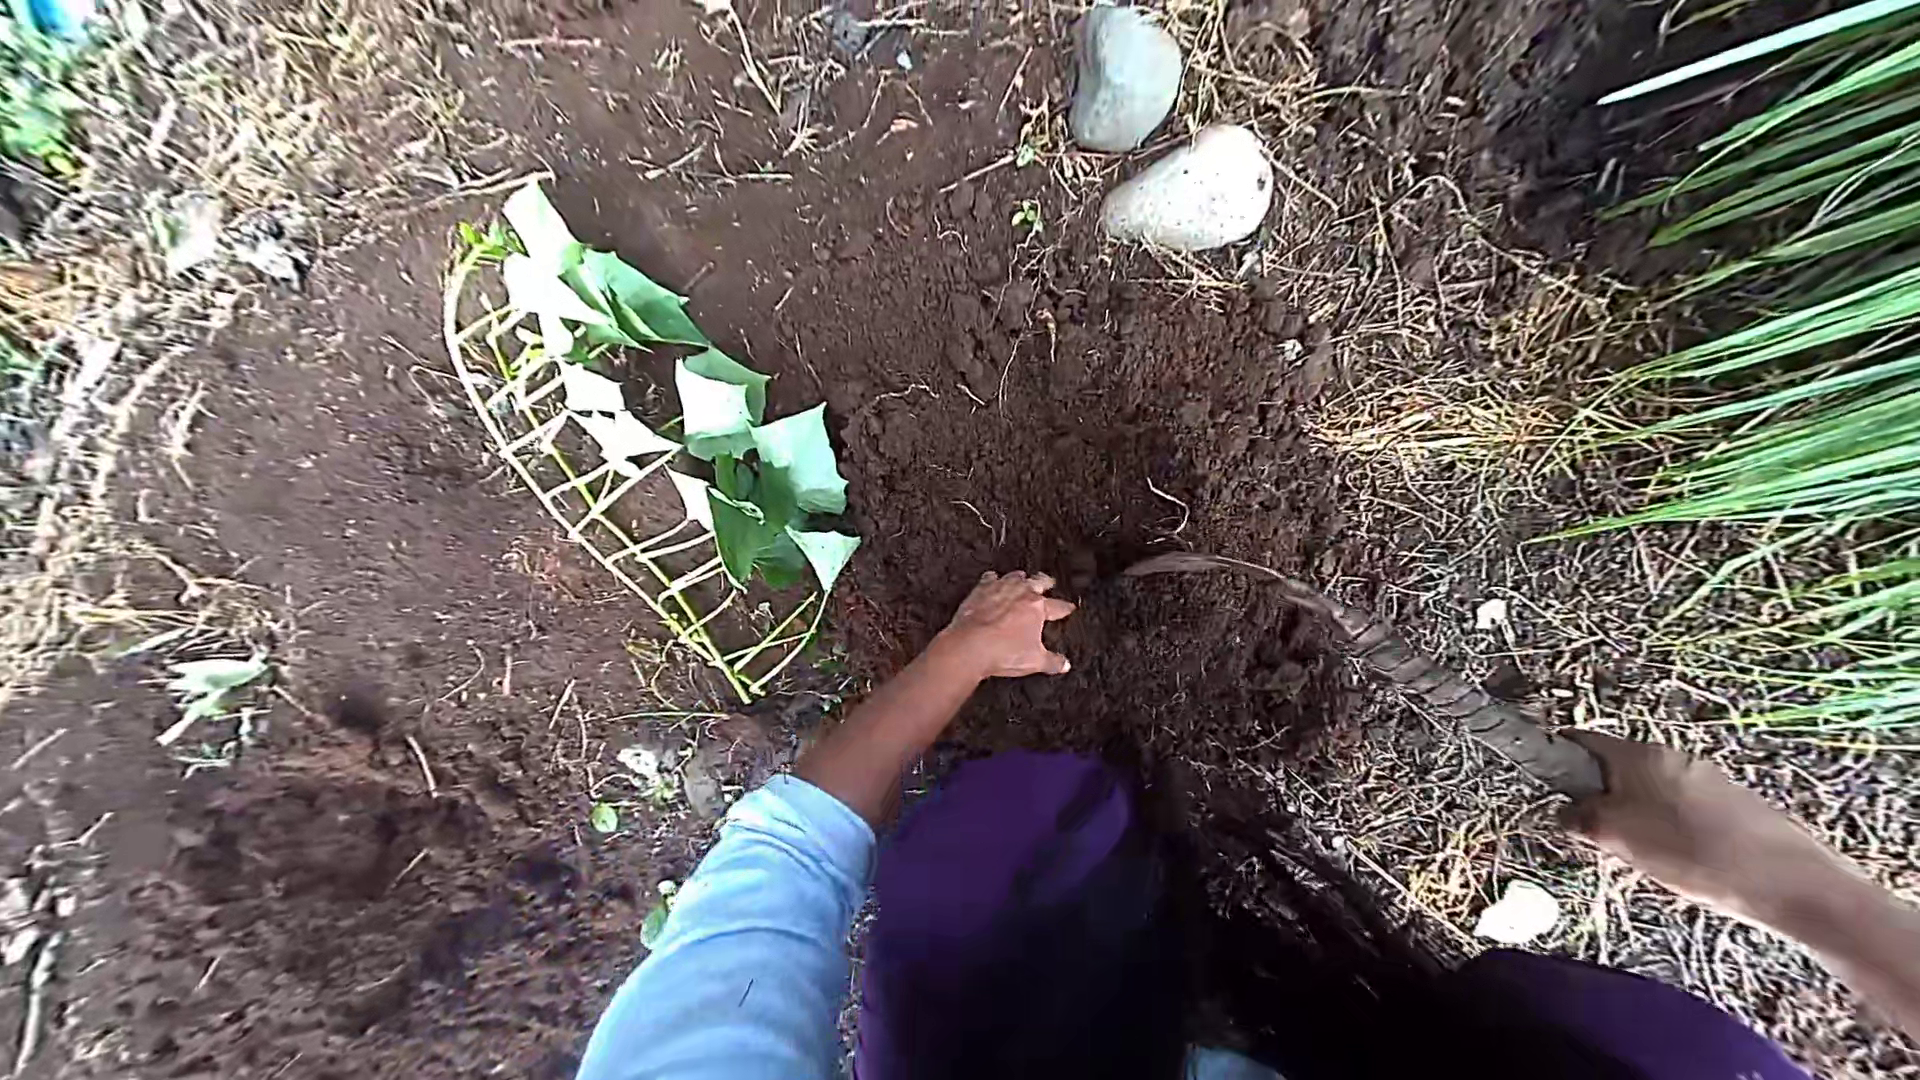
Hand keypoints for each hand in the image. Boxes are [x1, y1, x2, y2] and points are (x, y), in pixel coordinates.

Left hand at [931, 571, 1075, 679]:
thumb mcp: (1035, 661)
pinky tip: (991, 578)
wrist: (970, 646)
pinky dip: (992, 579)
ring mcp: (999, 589)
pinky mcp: (979, 591)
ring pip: (1014, 577)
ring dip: (1020, 577)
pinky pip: (988, 579)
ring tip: (1023, 577)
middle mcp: (1019, 593)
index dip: (1065, 608)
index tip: (1069, 608)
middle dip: (1046, 582)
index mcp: (1037, 607)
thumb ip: (1052, 661)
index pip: (1058, 606)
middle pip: (1038, 582)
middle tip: (1050, 581)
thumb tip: (1062, 664)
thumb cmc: (1001, 651)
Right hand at [1560, 730, 1856, 924]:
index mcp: (1636, 753)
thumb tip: (1564, 812)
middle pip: (1616, 766)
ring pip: (1652, 788)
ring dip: (1639, 811)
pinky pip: (1687, 805)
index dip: (1555, 759)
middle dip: (1602, 794)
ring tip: (1647, 849)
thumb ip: (1575, 817)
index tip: (1550, 786)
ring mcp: (1712, 778)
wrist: (1802, 892)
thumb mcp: (1611, 836)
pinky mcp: (1742, 804)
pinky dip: (1676, 824)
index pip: (1576, 740)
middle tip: (1600, 829)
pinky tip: (1687, 857)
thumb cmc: (1692, 852)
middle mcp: (1672, 755)